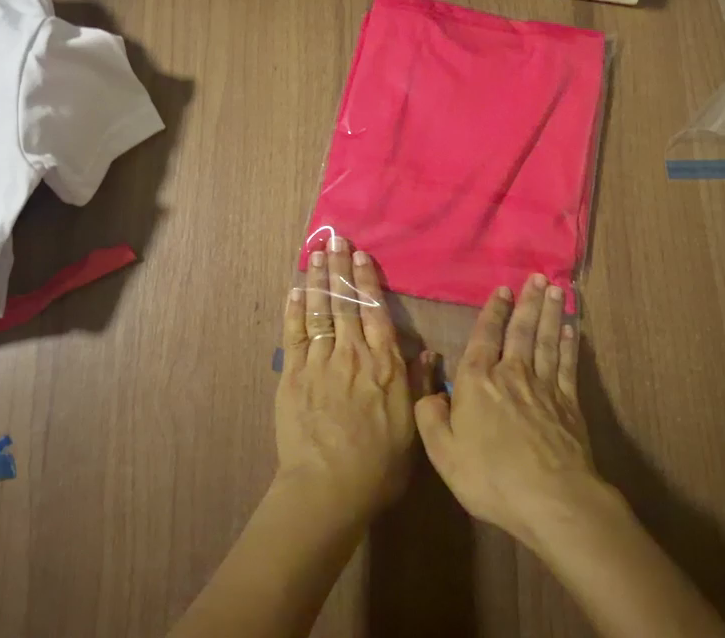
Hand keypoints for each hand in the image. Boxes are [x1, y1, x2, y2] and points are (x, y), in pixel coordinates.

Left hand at [275, 235, 421, 518]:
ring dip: (318, 278)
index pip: (375, 311)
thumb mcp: (412, 427)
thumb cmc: (379, 464)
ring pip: (320, 310)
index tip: (361, 255)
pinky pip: (294, 334)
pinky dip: (295, 309)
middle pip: (346, 301)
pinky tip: (295, 290)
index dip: (367, 280)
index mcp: (385, 363)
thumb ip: (419, 385)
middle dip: (340, 267)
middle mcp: (353, 354)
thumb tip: (430, 353)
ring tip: (316, 252)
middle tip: (334, 238)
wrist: (329, 486)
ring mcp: (320, 362)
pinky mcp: (294, 375)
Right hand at [416, 273, 605, 546]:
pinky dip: (569, 344)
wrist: (550, 497)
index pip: (484, 337)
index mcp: (478, 381)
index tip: (503, 290)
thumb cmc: (490, 476)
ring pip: (547, 340)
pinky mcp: (569, 404)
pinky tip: (570, 329)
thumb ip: (430, 416)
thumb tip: (429, 392)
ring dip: (549, 313)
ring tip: (554, 290)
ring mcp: (544, 387)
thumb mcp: (443, 452)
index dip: (493, 312)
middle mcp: (512, 374)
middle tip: (537, 277)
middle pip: (521, 330)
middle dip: (527, 302)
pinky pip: (568, 365)